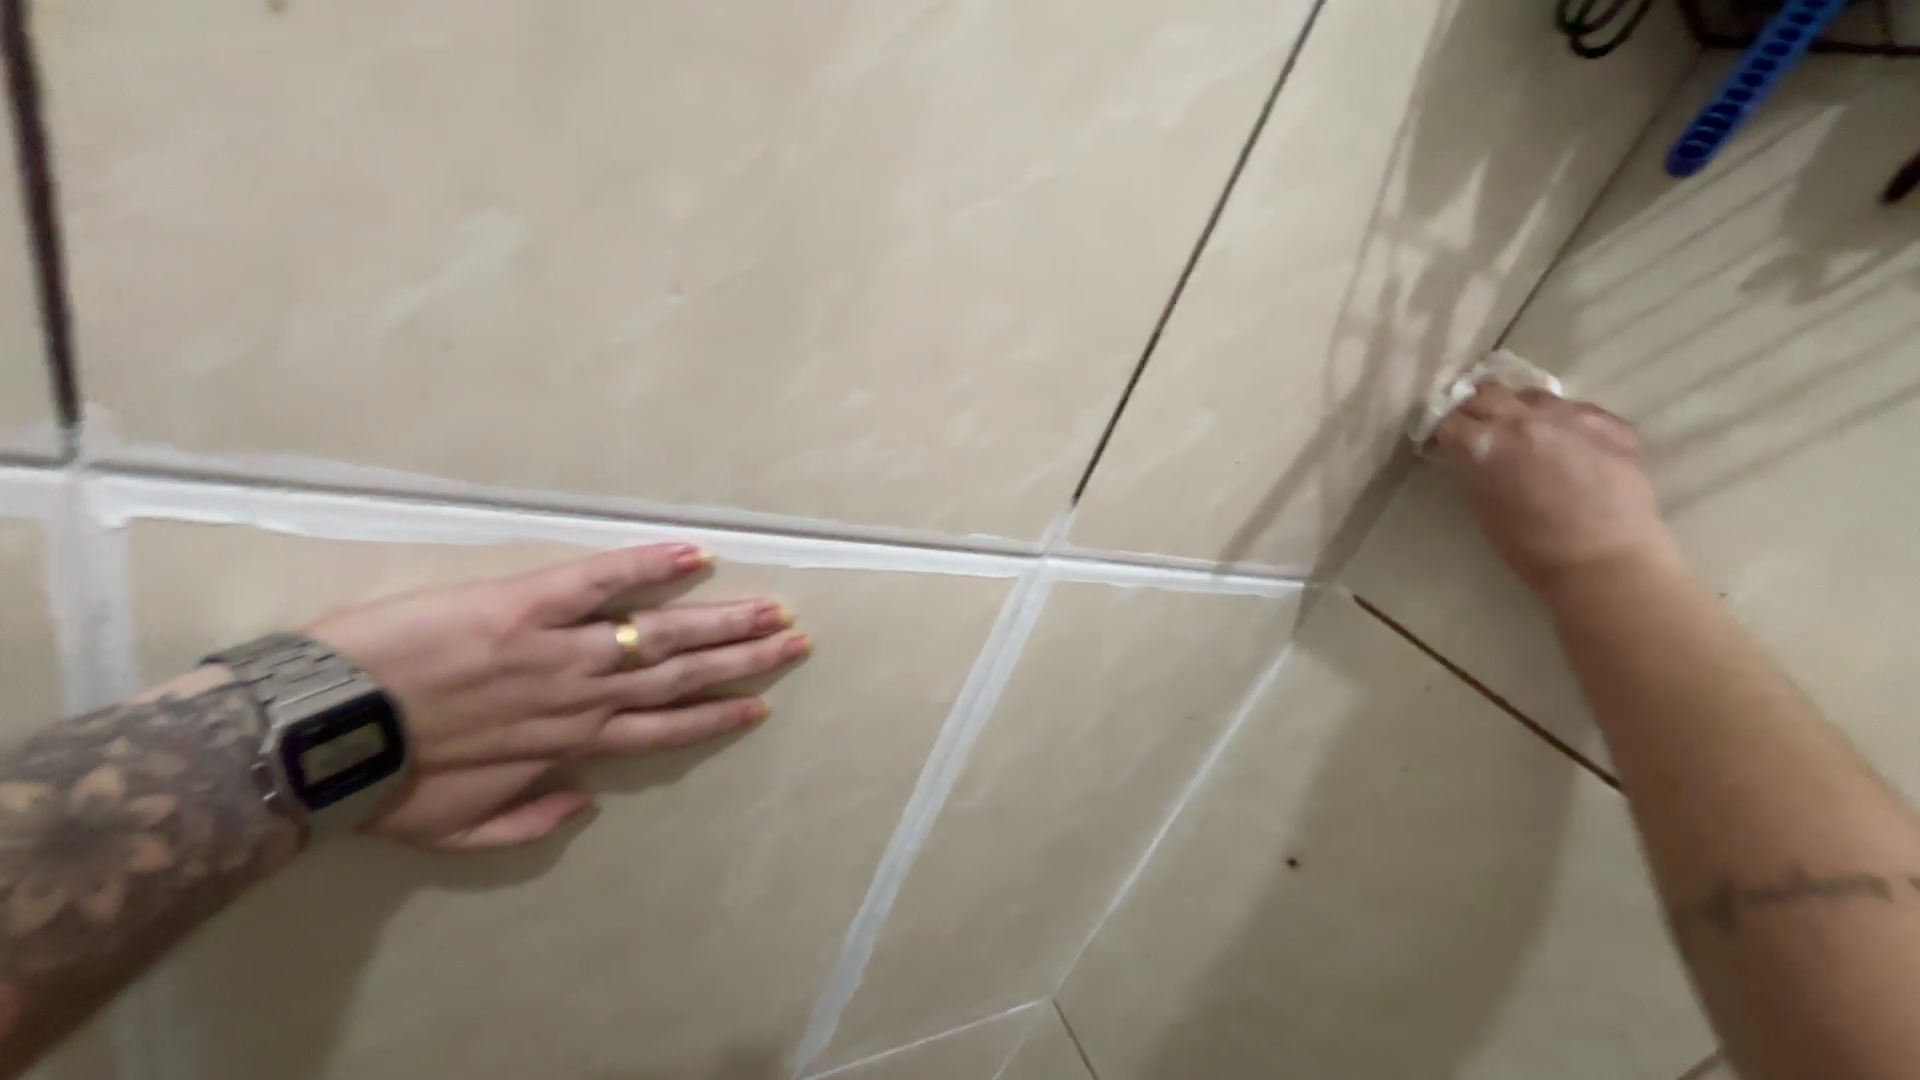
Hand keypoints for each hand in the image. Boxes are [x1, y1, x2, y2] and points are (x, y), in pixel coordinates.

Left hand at [302, 544, 808, 849]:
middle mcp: (587, 694)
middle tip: (794, 641)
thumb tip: (586, 806)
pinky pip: (600, 581)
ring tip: (772, 609)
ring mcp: (564, 646)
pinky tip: (694, 555)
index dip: (716, 716)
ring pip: (661, 632)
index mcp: (573, 743)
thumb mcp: (454, 830)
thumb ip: (526, 824)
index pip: (665, 729)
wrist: (321, 733)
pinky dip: (648, 566)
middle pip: (683, 675)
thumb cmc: (387, 782)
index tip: (759, 705)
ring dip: (722, 620)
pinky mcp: (530, 604)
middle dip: (744, 660)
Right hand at [1434, 385, 1680, 594]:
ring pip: (1530, 394)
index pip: (1449, 419)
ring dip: (1517, 408)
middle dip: (1476, 410)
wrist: (1601, 558)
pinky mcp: (1607, 422)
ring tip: (1521, 431)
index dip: (1445, 431)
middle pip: (1486, 394)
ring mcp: (1569, 415)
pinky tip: (1564, 442)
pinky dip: (1560, 420)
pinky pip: (1573, 408)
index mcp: (1483, 443)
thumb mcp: (1480, 504)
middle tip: (1477, 430)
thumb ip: (1471, 468)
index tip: (1447, 442)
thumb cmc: (1527, 544)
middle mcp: (1522, 418)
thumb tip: (1466, 452)